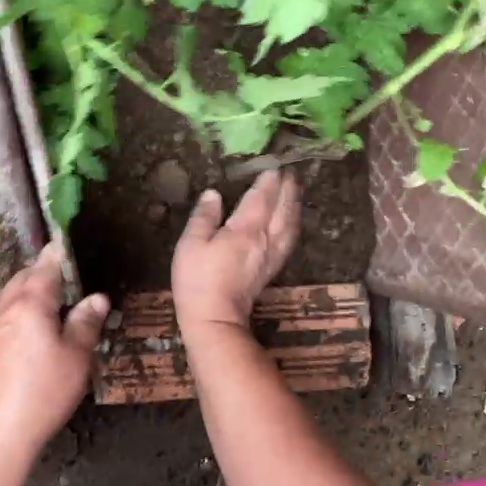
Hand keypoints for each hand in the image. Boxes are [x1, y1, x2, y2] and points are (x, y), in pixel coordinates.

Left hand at [0, 243, 110, 470]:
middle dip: (40, 272)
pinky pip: (4, 318)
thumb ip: (86, 323)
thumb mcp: (76, 358)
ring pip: (10, 299)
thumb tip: (97, 298)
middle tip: (63, 275)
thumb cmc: (43, 392)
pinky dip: (19, 312)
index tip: (62, 242)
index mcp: (31, 305)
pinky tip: (32, 331)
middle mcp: (7, 311)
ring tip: (51, 301)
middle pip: (22, 280)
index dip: (55, 255)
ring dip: (28, 292)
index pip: (45, 269)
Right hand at [172, 169, 301, 335]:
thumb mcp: (191, 244)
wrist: (215, 319)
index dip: (268, 181)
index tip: (273, 165)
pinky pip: (289, 240)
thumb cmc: (198, 280)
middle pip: (282, 209)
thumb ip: (204, 216)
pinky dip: (293, 225)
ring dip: (294, 205)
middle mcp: (265, 239)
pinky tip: (292, 222)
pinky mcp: (271, 268)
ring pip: (290, 224)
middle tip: (290, 173)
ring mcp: (271, 255)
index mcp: (245, 230)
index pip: (261, 198)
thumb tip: (213, 194)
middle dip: (287, 189)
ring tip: (295, 192)